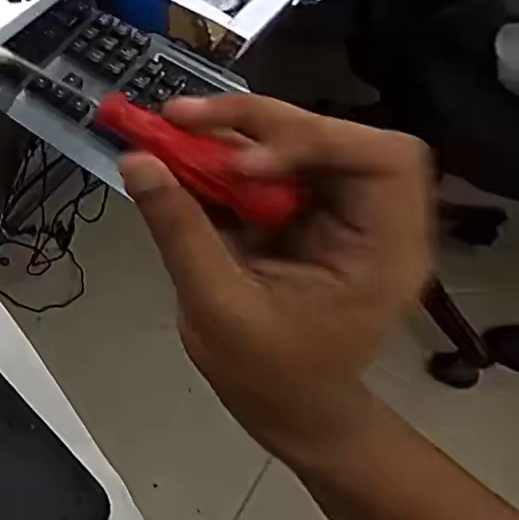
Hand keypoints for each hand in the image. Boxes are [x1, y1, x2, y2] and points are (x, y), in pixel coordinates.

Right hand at [118, 96, 434, 466]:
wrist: (283, 404)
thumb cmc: (268, 371)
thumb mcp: (217, 303)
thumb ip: (179, 229)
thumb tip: (137, 162)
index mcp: (381, 245)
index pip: (380, 158)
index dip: (311, 141)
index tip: (240, 163)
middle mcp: (361, 215)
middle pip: (326, 135)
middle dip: (252, 121)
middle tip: (177, 116)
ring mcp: (321, 211)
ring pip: (282, 142)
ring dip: (222, 131)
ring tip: (163, 128)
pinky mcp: (284, 211)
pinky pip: (249, 166)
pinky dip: (208, 155)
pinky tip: (170, 154)